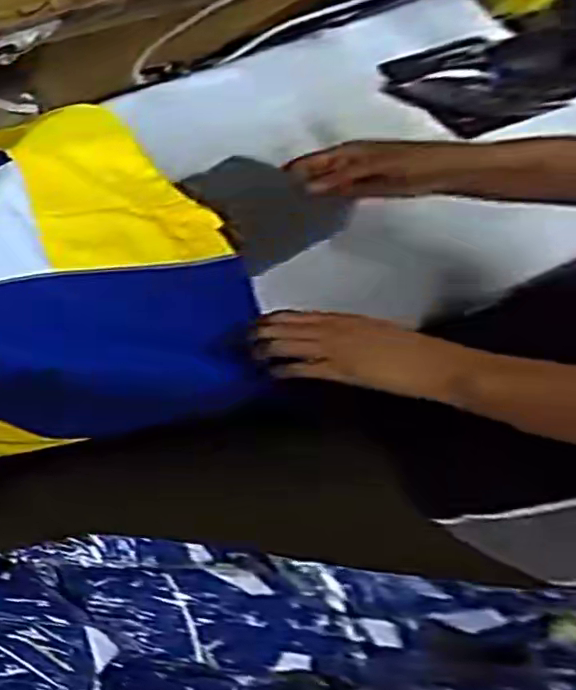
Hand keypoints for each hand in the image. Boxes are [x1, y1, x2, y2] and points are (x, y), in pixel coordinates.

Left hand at [252, 310, 478, 400]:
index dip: (271, 320)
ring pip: (281, 345)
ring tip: (252, 356)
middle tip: (244, 340)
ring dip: (261, 351)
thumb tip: (326, 335)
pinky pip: (297, 368)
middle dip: (257, 334)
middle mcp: (334, 330)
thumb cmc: (417, 350)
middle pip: (281, 328)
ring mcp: (333, 349)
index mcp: (346, 319)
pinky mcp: (336, 370)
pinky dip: (279, 370)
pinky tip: (270, 373)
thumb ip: (349, 331)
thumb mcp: (377, 331)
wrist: (445, 366)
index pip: (296, 315)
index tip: (255, 323)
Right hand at [284, 140, 476, 197]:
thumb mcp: (376, 168)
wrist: (457, 171)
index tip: (263, 191)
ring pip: (316, 183)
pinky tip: (309, 208)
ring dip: (301, 192)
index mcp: (345, 152)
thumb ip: (340, 178)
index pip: (302, 163)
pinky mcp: (359, 185)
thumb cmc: (421, 163)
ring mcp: (351, 173)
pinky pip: (329, 192)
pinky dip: (317, 198)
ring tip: (282, 208)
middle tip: (266, 203)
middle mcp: (344, 161)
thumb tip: (306, 189)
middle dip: (287, 184)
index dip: (283, 174)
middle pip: (305, 173)